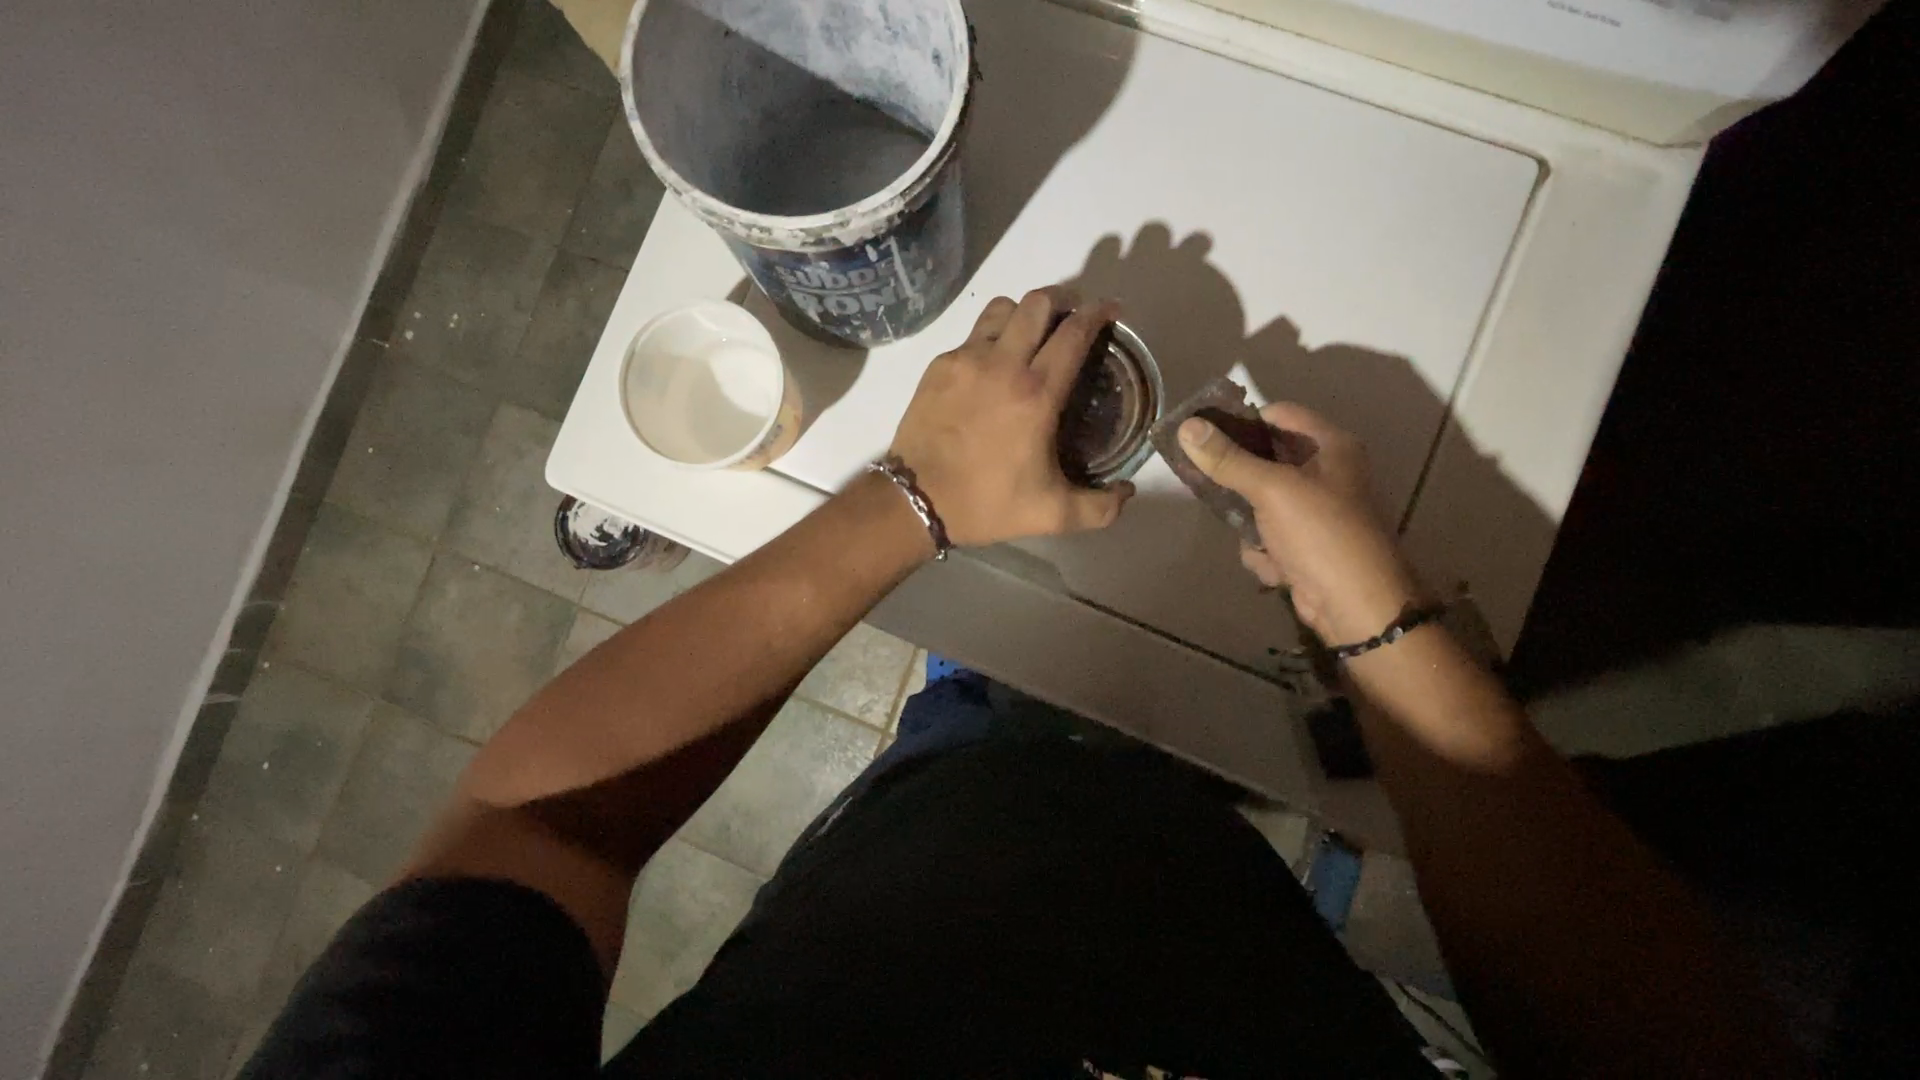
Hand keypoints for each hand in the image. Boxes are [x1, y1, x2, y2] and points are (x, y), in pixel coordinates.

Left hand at [889, 288, 1133, 546]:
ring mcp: (966, 360)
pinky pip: (971, 334)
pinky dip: (990, 337)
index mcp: (1037, 393)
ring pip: (1002, 308)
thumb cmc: (987, 504)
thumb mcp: (1053, 515)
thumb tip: (1127, 491)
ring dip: (1024, 312)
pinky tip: (993, 365)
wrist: (916, 501)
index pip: (1075, 333)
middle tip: (1072, 317)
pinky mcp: (939, 366)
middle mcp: (1003, 364)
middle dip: (1063, 300)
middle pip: (1038, 302)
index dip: (1098, 313)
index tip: (1111, 310)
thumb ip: (1100, 508)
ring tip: (1032, 333)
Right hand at [1177, 403, 1421, 643]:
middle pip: (1265, 459)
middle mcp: (1325, 472)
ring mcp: (1314, 511)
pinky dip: (1264, 550)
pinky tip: (1273, 564)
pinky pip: (1267, 535)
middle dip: (1238, 478)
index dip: (1242, 421)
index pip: (1278, 415)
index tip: (1203, 434)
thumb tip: (1186, 427)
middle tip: (1204, 480)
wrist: (1354, 604)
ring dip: (1249, 522)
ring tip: (1251, 535)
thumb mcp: (1271, 489)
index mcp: (1330, 446)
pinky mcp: (1303, 544)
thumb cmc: (1320, 532)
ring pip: (1258, 501)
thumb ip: (1227, 459)